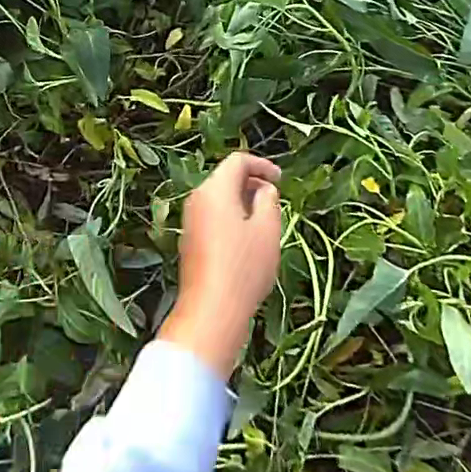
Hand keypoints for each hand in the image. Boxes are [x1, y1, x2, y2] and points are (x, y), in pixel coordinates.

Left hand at [158, 152, 282, 378]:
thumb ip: (268, 201)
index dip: (262, 165)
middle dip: (252, 183)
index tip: (280, 179)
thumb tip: (264, 189)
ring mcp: (190, 220)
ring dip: (242, 202)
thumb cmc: (243, 267)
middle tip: (274, 200)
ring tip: (265, 223)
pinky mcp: (190, 240)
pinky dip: (231, 217)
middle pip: (225, 178)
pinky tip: (247, 242)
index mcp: (215, 189)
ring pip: (219, 198)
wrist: (211, 310)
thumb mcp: (267, 230)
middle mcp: (197, 199)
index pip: (237, 161)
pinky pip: (212, 216)